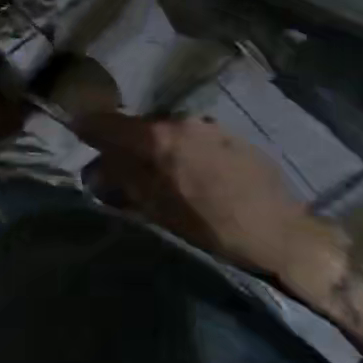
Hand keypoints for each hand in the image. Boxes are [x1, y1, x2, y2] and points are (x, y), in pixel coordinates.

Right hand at [76, 113, 346, 290]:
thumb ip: (120, 180)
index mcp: (157, 136)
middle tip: (119, 167)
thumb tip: (96, 167)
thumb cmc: (212, 230)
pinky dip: (185, 153)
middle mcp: (183, 122)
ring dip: (158, 149)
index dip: (87, 127)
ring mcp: (214, 129)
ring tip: (159, 175)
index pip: (107, 121)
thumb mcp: (153, 209)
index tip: (75, 132)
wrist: (287, 241)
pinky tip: (193, 177)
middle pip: (139, 127)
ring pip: (170, 133)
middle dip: (125, 144)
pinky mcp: (238, 141)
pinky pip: (197, 140)